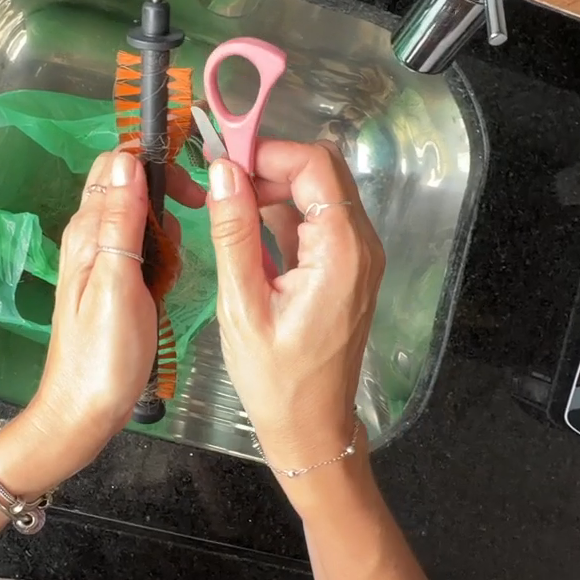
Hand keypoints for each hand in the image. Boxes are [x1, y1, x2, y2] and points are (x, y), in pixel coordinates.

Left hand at [0, 150, 158, 494]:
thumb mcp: (117, 284)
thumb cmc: (103, 356)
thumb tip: (127, 162)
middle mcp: (88, 238)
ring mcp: (99, 260)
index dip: (154, 164)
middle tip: (184, 235)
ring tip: (170, 274)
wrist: (84, 411)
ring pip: (140, 220)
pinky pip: (141, 252)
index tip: (187, 191)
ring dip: (166, 236)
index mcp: (87, 232)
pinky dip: (160, 261)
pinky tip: (163, 288)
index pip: (115, 165)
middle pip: (129, 188)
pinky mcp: (111, 282)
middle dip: (165, 199)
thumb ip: (121, 222)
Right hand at [205, 141, 384, 476]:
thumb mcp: (243, 304)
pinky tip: (246, 234)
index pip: (315, 165)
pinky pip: (317, 223)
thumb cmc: (275, 378)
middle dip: (268, 169)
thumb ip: (234, 232)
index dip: (268, 153)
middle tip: (219, 188)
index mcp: (342, 251)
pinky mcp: (347, 269)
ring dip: (272, 192)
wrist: (310, 426)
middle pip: (321, 173)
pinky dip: (282, 217)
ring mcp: (358, 257)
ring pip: (319, 195)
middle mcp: (361, 246)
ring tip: (225, 211)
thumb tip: (222, 171)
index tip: (223, 164)